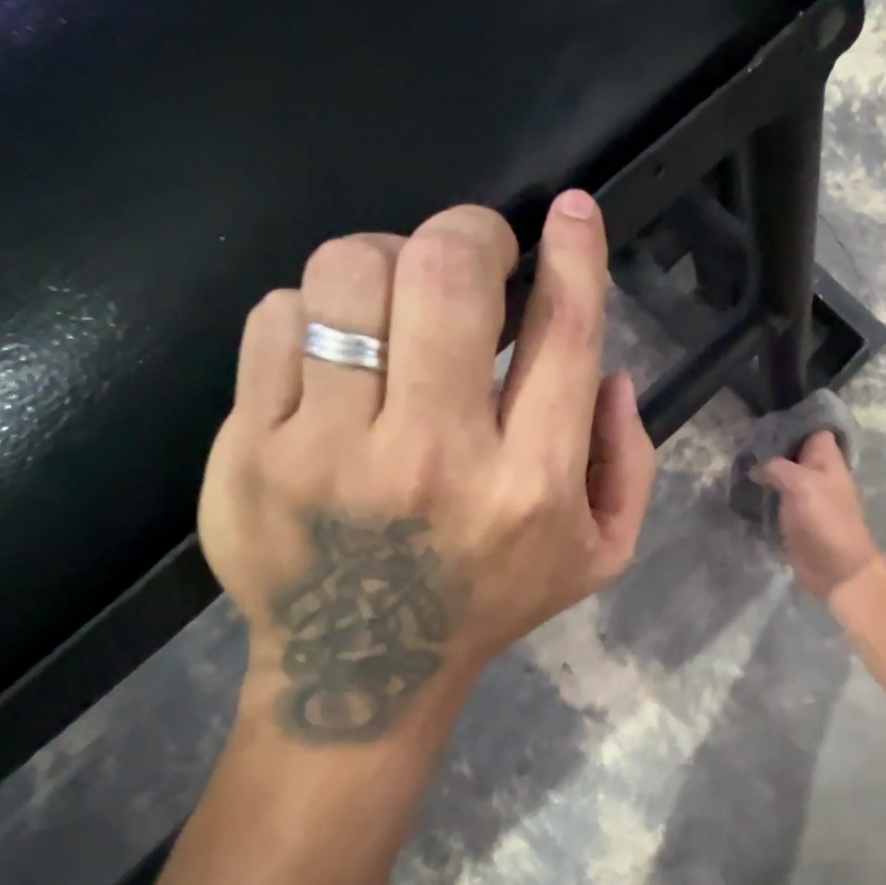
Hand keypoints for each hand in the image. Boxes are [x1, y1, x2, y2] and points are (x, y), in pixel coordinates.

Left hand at [196, 193, 655, 743]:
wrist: (365, 673)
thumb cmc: (496, 602)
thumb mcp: (602, 555)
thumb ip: (632, 465)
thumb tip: (612, 374)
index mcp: (532, 483)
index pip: (562, 337)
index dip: (575, 257)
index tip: (574, 211)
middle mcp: (437, 458)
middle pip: (447, 278)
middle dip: (472, 232)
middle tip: (479, 248)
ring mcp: (334, 451)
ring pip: (349, 276)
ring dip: (388, 259)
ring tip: (400, 293)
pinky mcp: (254, 450)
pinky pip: (276, 318)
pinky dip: (315, 308)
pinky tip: (338, 347)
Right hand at [753, 431, 881, 600]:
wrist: (836, 569)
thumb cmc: (825, 520)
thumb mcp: (802, 484)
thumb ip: (779, 468)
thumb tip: (757, 468)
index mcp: (828, 461)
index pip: (815, 431)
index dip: (796, 422)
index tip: (768, 417)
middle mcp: (818, 476)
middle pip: (795, 453)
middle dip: (772, 447)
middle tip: (743, 440)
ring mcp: (806, 498)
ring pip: (784, 476)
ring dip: (765, 472)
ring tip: (737, 461)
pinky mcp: (795, 520)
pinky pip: (777, 501)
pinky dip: (763, 496)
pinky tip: (742, 488)